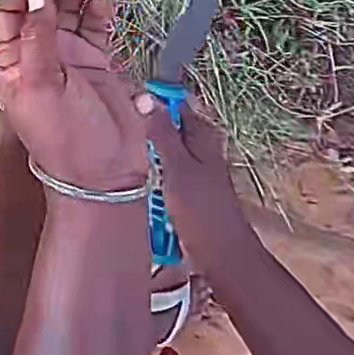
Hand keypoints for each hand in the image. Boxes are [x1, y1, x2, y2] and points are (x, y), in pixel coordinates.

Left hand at [0, 0, 148, 190]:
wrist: (104, 175)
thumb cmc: (64, 135)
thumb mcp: (42, 86)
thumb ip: (39, 38)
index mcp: (15, 61)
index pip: (12, 11)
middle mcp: (40, 52)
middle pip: (43, 4)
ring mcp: (69, 54)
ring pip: (70, 8)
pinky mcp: (96, 58)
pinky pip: (95, 23)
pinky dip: (99, 6)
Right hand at [145, 96, 253, 260]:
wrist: (224, 259)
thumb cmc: (201, 211)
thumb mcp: (176, 167)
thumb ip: (161, 132)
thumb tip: (144, 95)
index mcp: (201, 132)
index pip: (172, 101)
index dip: (151, 102)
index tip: (129, 110)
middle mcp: (201, 143)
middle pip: (167, 125)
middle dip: (148, 133)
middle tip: (133, 145)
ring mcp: (196, 165)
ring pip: (164, 149)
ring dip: (151, 157)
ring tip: (139, 169)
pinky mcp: (190, 186)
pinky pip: (166, 170)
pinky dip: (156, 175)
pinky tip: (149, 187)